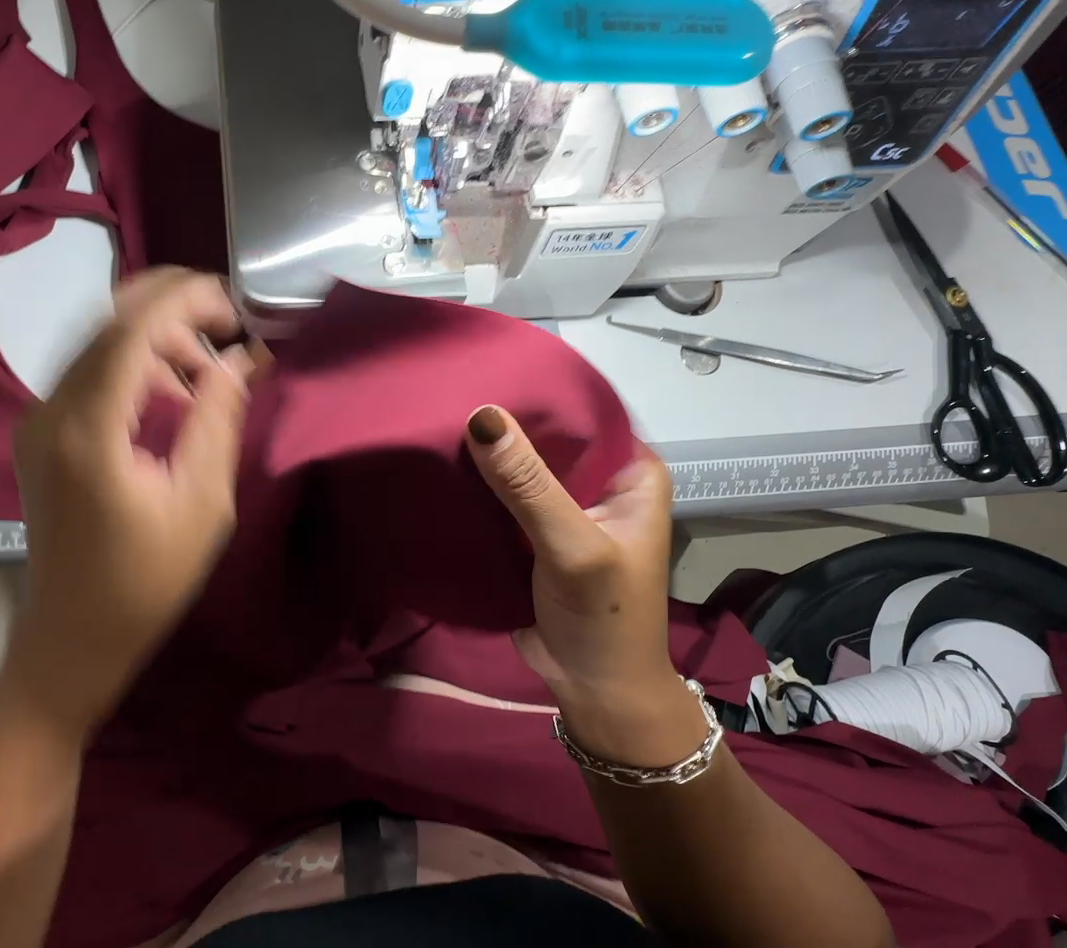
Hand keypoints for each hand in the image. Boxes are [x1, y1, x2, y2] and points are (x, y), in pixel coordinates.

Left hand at [10, 269, 257, 728]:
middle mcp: (50, 411)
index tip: (237, 305)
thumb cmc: (146, 583)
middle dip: (172, 307)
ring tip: (205, 366)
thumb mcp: (202, 503)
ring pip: (96, 340)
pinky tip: (168, 391)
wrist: (72, 637)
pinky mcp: (39, 432)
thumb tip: (243, 357)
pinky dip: (131, 363)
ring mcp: (36, 419)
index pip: (134, 327)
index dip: (187, 299)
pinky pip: (86, 371)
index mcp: (88, 429)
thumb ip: (217, 417)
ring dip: (153, 335)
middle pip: (108, 320)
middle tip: (228, 326)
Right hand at [465, 405, 704, 766]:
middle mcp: (599, 483)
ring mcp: (564, 509)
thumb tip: (482, 416)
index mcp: (631, 473)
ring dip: (487, 456)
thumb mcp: (572, 547)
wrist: (592, 692)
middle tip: (448, 394)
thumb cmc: (603, 619)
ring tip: (435, 421)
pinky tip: (441, 468)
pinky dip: (477, 487)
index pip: (586, 414)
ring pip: (521, 467)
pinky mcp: (532, 534)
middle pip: (549, 438)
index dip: (540, 395)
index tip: (486, 373)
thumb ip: (529, 486)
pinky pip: (502, 497)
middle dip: (506, 423)